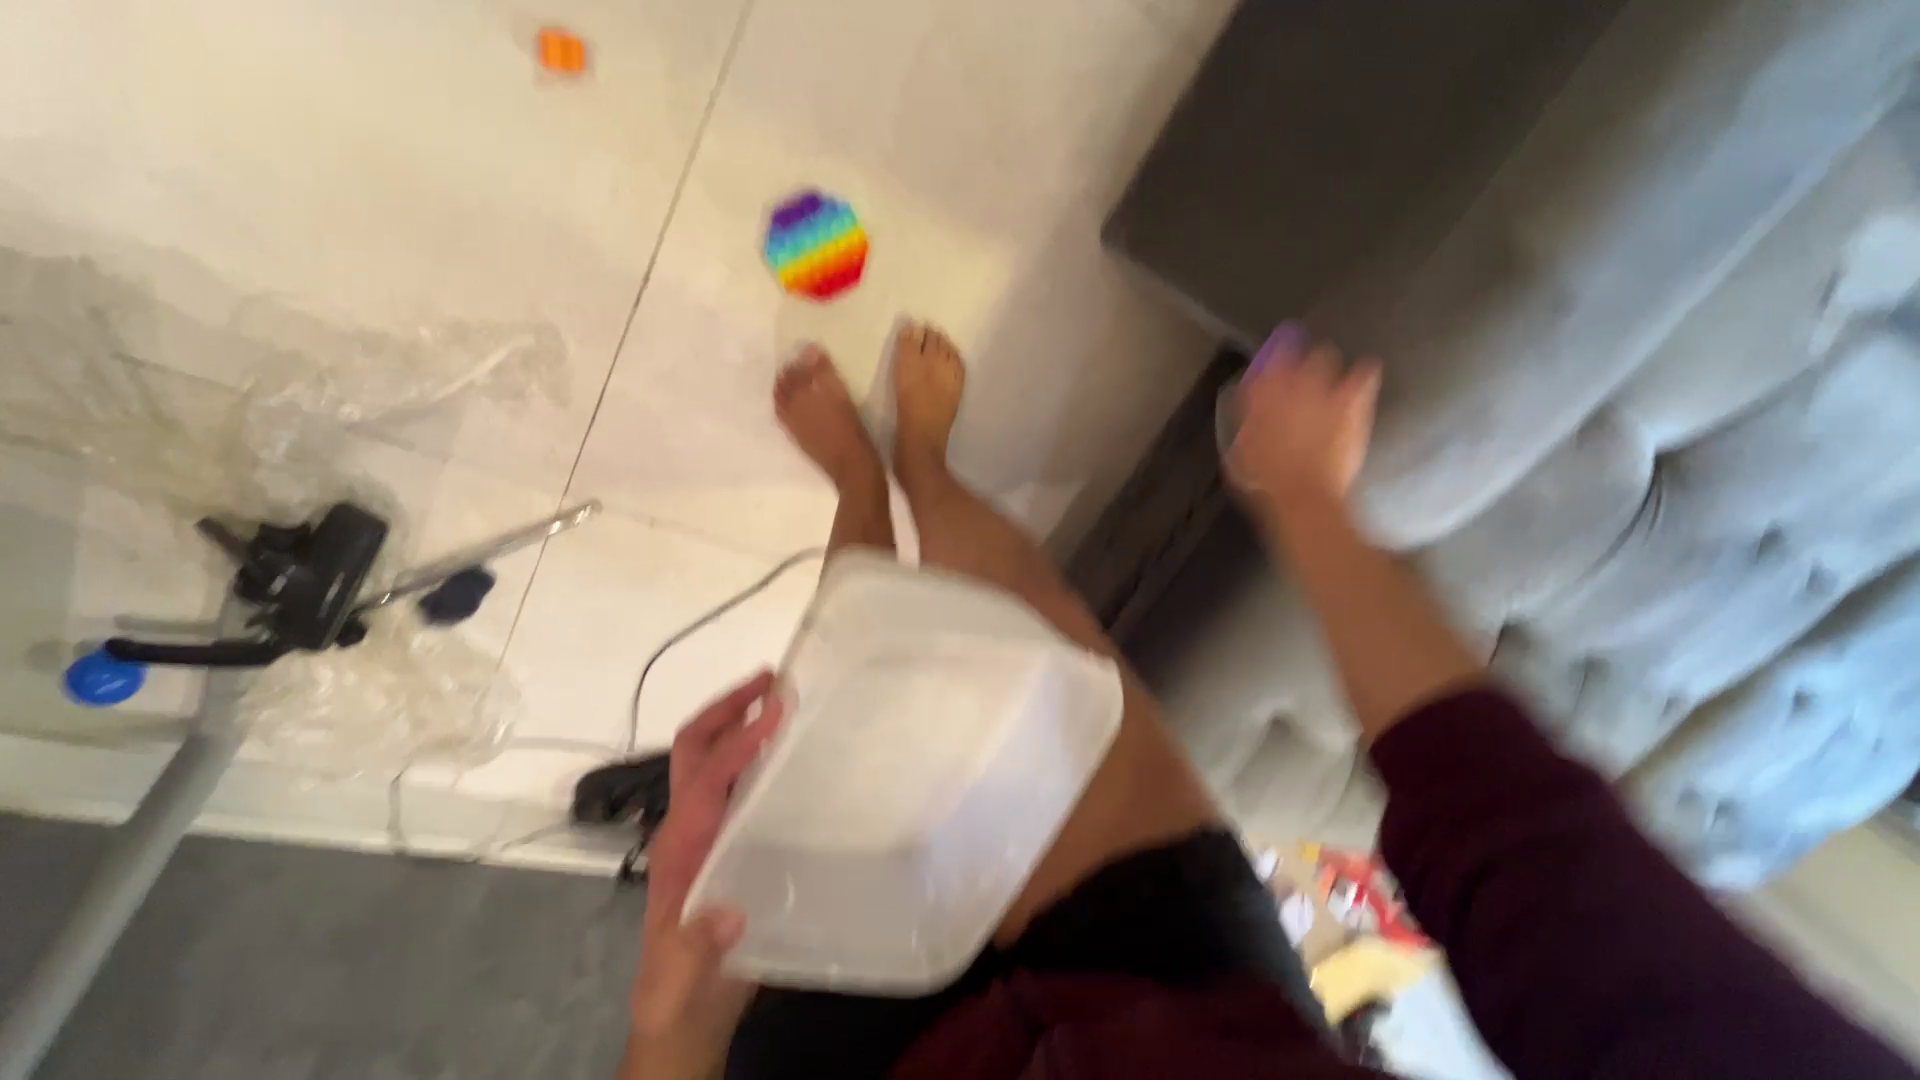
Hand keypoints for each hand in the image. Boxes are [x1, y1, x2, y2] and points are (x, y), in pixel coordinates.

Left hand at [628, 671, 784, 1073]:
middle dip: (727, 708)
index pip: (706, 777)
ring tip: (783, 697)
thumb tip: (728, 911)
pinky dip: (755, 752)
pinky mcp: (725, 841)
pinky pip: (735, 781)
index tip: (776, 710)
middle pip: (695, 748)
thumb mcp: (683, 979)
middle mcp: (689, 826)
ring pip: (714, 758)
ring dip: (740, 720)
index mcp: (680, 845)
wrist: (683, 1014)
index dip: (738, 741)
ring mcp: (705, 831)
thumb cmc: (683, 992)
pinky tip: (790, 751)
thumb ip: (696, 948)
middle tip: (772, 679)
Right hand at [1227, 323, 1381, 510]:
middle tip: (1301, 370)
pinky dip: (1364, 375)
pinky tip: (1365, 375)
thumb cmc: (1265, 482)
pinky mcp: (1353, 404)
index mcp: (1259, 398)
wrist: (1303, 496)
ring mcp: (1323, 392)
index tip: (1270, 370)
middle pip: (1294, 354)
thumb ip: (1247, 425)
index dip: (1266, 367)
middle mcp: (1289, 386)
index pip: (1262, 369)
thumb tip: (1249, 413)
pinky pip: (1364, 376)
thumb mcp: (1241, 453)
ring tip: (1330, 374)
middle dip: (1298, 358)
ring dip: (1326, 363)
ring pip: (1325, 357)